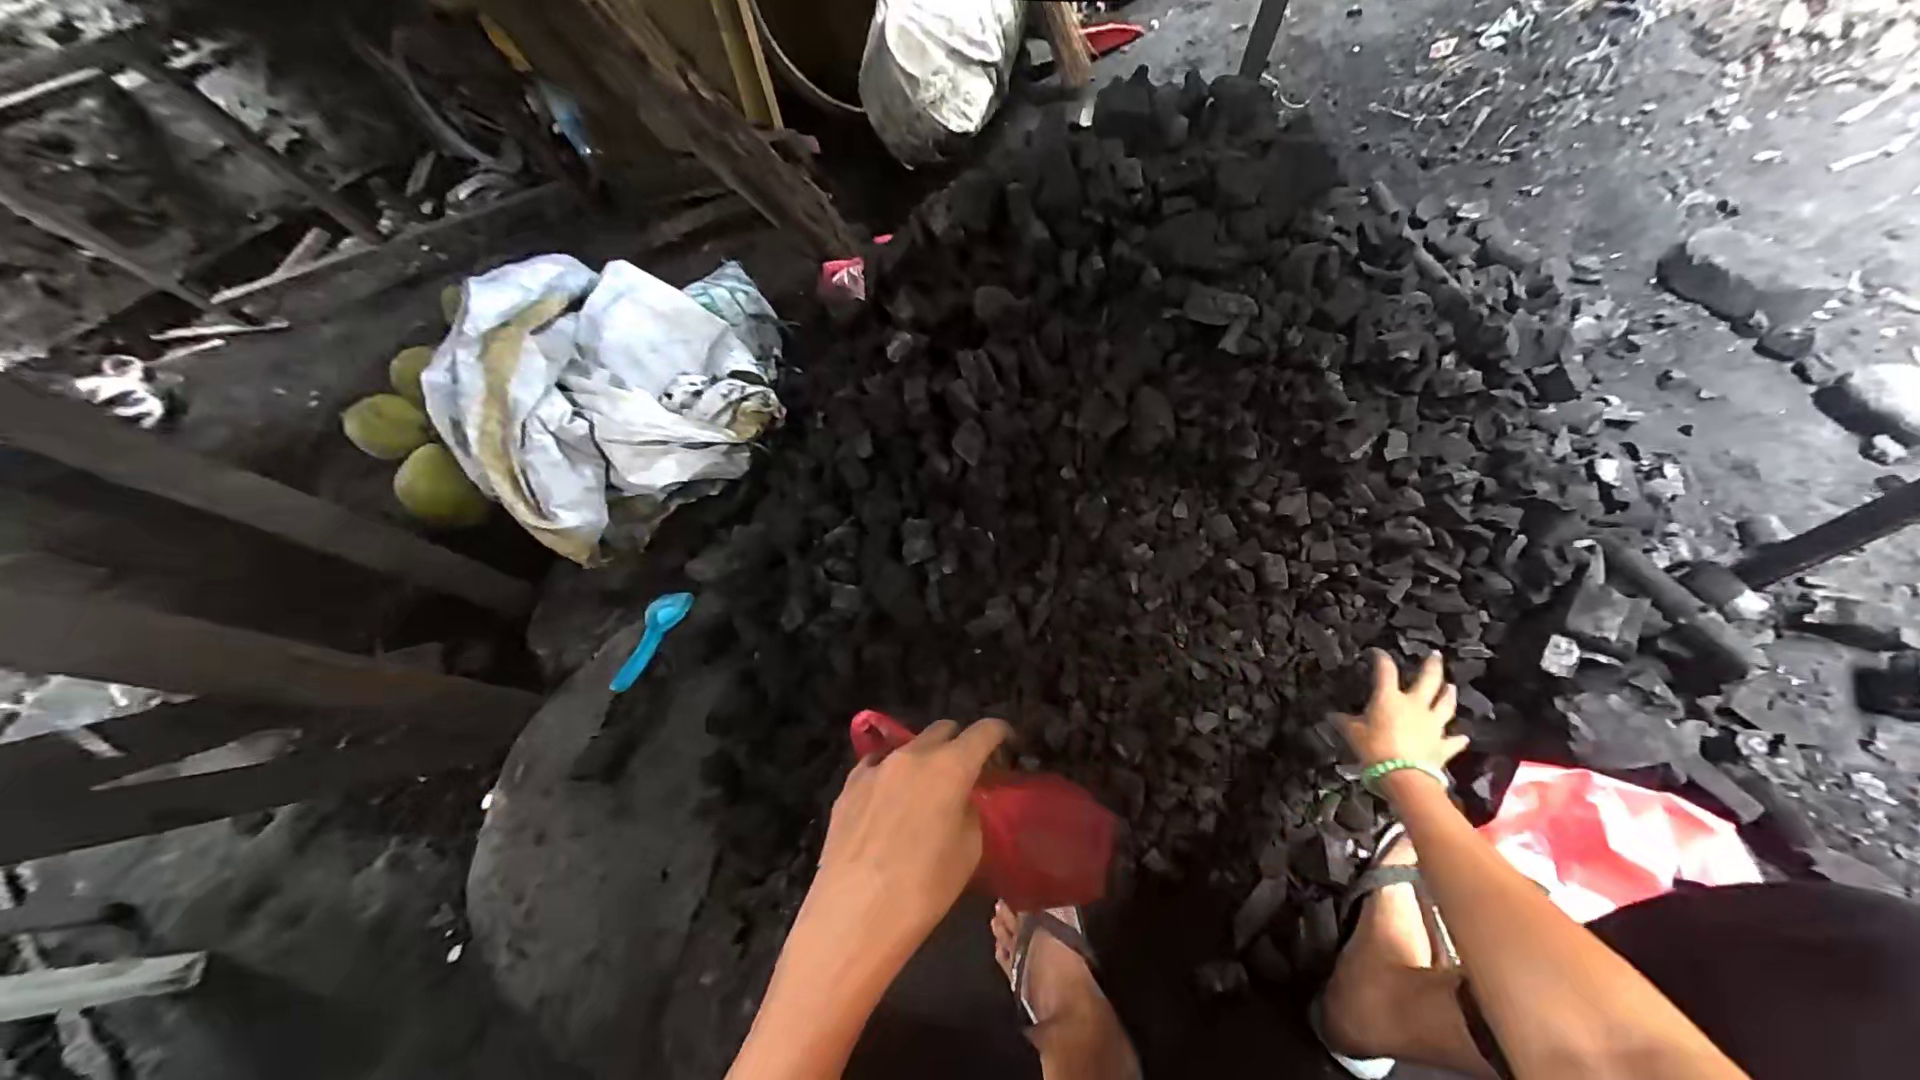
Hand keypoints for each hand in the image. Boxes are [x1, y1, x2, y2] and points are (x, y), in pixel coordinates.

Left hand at [812, 717, 1011, 937]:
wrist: (853, 914)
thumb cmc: (924, 889)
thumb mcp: (969, 849)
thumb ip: (969, 809)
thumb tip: (959, 797)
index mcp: (950, 766)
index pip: (984, 730)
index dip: (1000, 732)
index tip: (1007, 744)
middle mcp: (913, 755)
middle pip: (944, 729)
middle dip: (960, 743)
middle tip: (967, 771)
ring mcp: (876, 766)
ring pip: (909, 746)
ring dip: (924, 759)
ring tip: (925, 790)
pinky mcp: (849, 784)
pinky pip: (878, 765)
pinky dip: (892, 774)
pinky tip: (889, 801)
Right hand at [1336, 651, 1467, 769]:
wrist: (1403, 776)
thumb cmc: (1373, 748)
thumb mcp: (1351, 733)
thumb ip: (1343, 721)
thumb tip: (1331, 714)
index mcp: (1389, 698)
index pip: (1385, 671)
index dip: (1381, 658)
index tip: (1377, 652)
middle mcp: (1415, 705)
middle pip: (1428, 680)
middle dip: (1432, 666)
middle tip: (1436, 655)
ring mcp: (1433, 724)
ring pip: (1445, 704)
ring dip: (1448, 694)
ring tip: (1451, 686)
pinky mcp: (1443, 744)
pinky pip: (1454, 740)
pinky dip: (1458, 738)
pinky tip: (1462, 736)